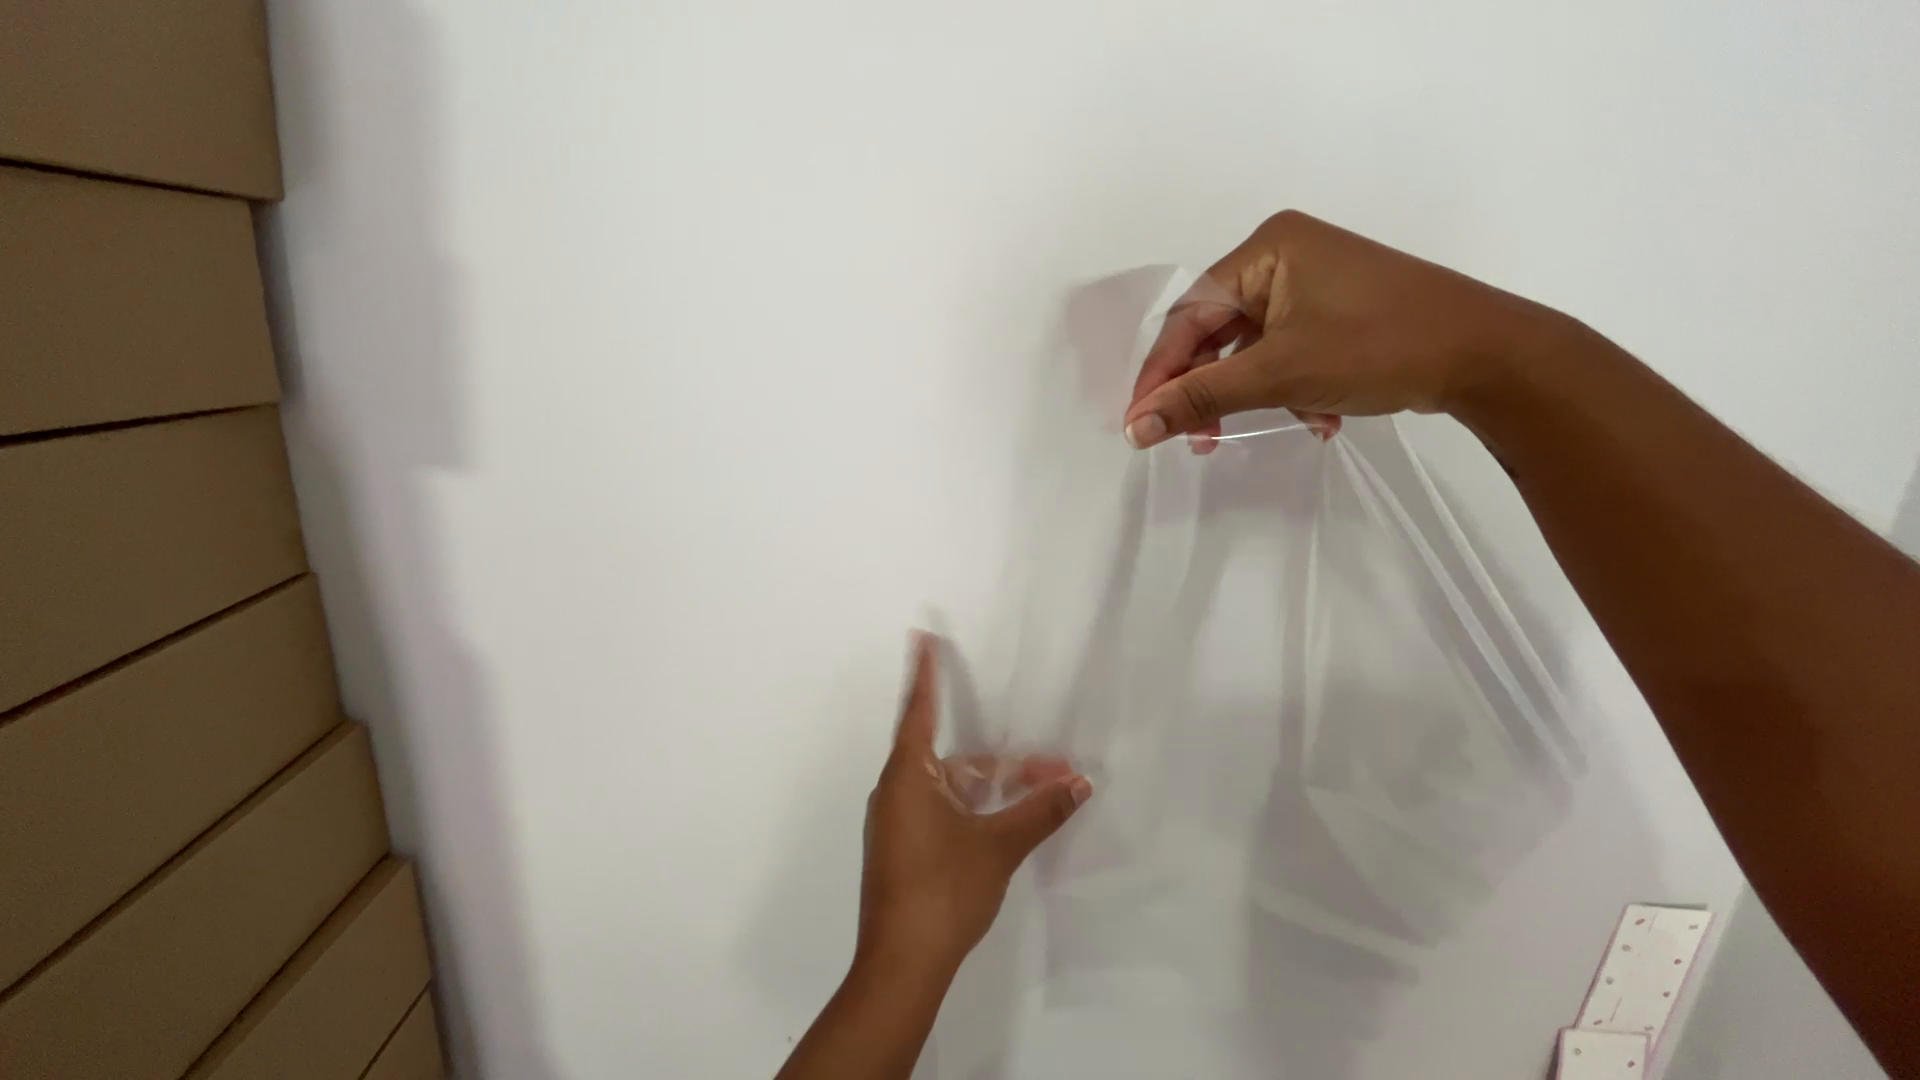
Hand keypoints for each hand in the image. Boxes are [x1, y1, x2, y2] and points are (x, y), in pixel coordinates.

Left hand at [857, 634, 1092, 978]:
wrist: (902, 965)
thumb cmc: (944, 891)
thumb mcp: (999, 846)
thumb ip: (1040, 811)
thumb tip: (1080, 784)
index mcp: (909, 776)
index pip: (920, 711)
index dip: (926, 674)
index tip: (922, 636)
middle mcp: (897, 791)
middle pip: (955, 760)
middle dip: (1005, 763)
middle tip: (1055, 766)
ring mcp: (897, 823)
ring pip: (953, 790)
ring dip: (995, 791)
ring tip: (1043, 797)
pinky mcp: (903, 850)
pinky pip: (943, 812)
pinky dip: (975, 810)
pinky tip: (1008, 824)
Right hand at [1122, 210, 1558, 448]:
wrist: (1491, 355)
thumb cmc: (1378, 347)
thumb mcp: (1279, 375)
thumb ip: (1200, 399)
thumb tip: (1133, 427)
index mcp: (1266, 249)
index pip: (1188, 315)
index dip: (1160, 373)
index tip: (1138, 424)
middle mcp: (1285, 255)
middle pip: (1216, 332)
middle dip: (1206, 390)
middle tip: (1195, 440)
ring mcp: (1314, 282)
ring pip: (1250, 348)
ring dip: (1247, 396)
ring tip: (1245, 437)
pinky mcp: (1336, 309)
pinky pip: (1285, 350)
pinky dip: (1285, 389)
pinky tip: (1312, 419)